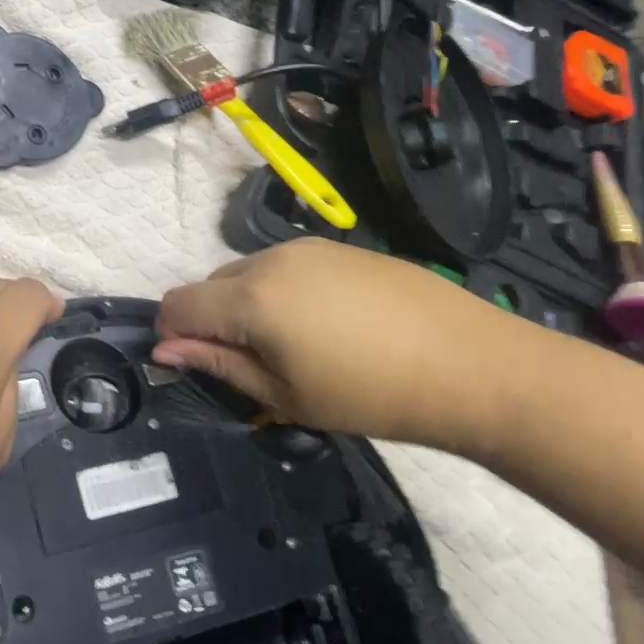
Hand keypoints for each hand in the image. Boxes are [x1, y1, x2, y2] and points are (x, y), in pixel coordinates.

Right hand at [153, 238, 524, 451]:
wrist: (478, 367)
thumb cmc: (373, 394)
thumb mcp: (285, 394)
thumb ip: (219, 364)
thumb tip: (165, 349)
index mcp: (251, 298)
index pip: (177, 304)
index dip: (172, 334)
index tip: (192, 364)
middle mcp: (270, 260)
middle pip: (210, 285)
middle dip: (213, 320)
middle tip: (253, 364)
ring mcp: (308, 249)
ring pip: (247, 274)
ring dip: (247, 305)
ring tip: (297, 345)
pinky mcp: (340, 249)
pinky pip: (285, 267)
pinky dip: (282, 292)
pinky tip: (329, 326)